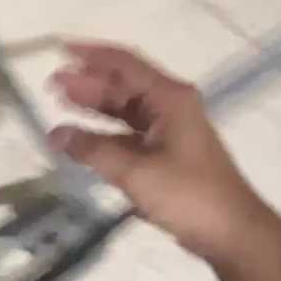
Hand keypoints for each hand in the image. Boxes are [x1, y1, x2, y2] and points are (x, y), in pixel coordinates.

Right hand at [48, 41, 274, 260]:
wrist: (228, 230)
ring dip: (93, 105)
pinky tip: (81, 137)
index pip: (124, 64)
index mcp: (169, 98)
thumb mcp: (135, 171)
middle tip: (51, 83)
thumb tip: (55, 134)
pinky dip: (103, 132)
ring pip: (123, 109)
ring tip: (60, 102)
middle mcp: (168, 106)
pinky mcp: (163, 153)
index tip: (59, 50)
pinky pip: (126, 133)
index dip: (91, 55)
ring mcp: (167, 130)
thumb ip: (93, 150)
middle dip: (87, 81)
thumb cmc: (187, 194)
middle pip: (122, 85)